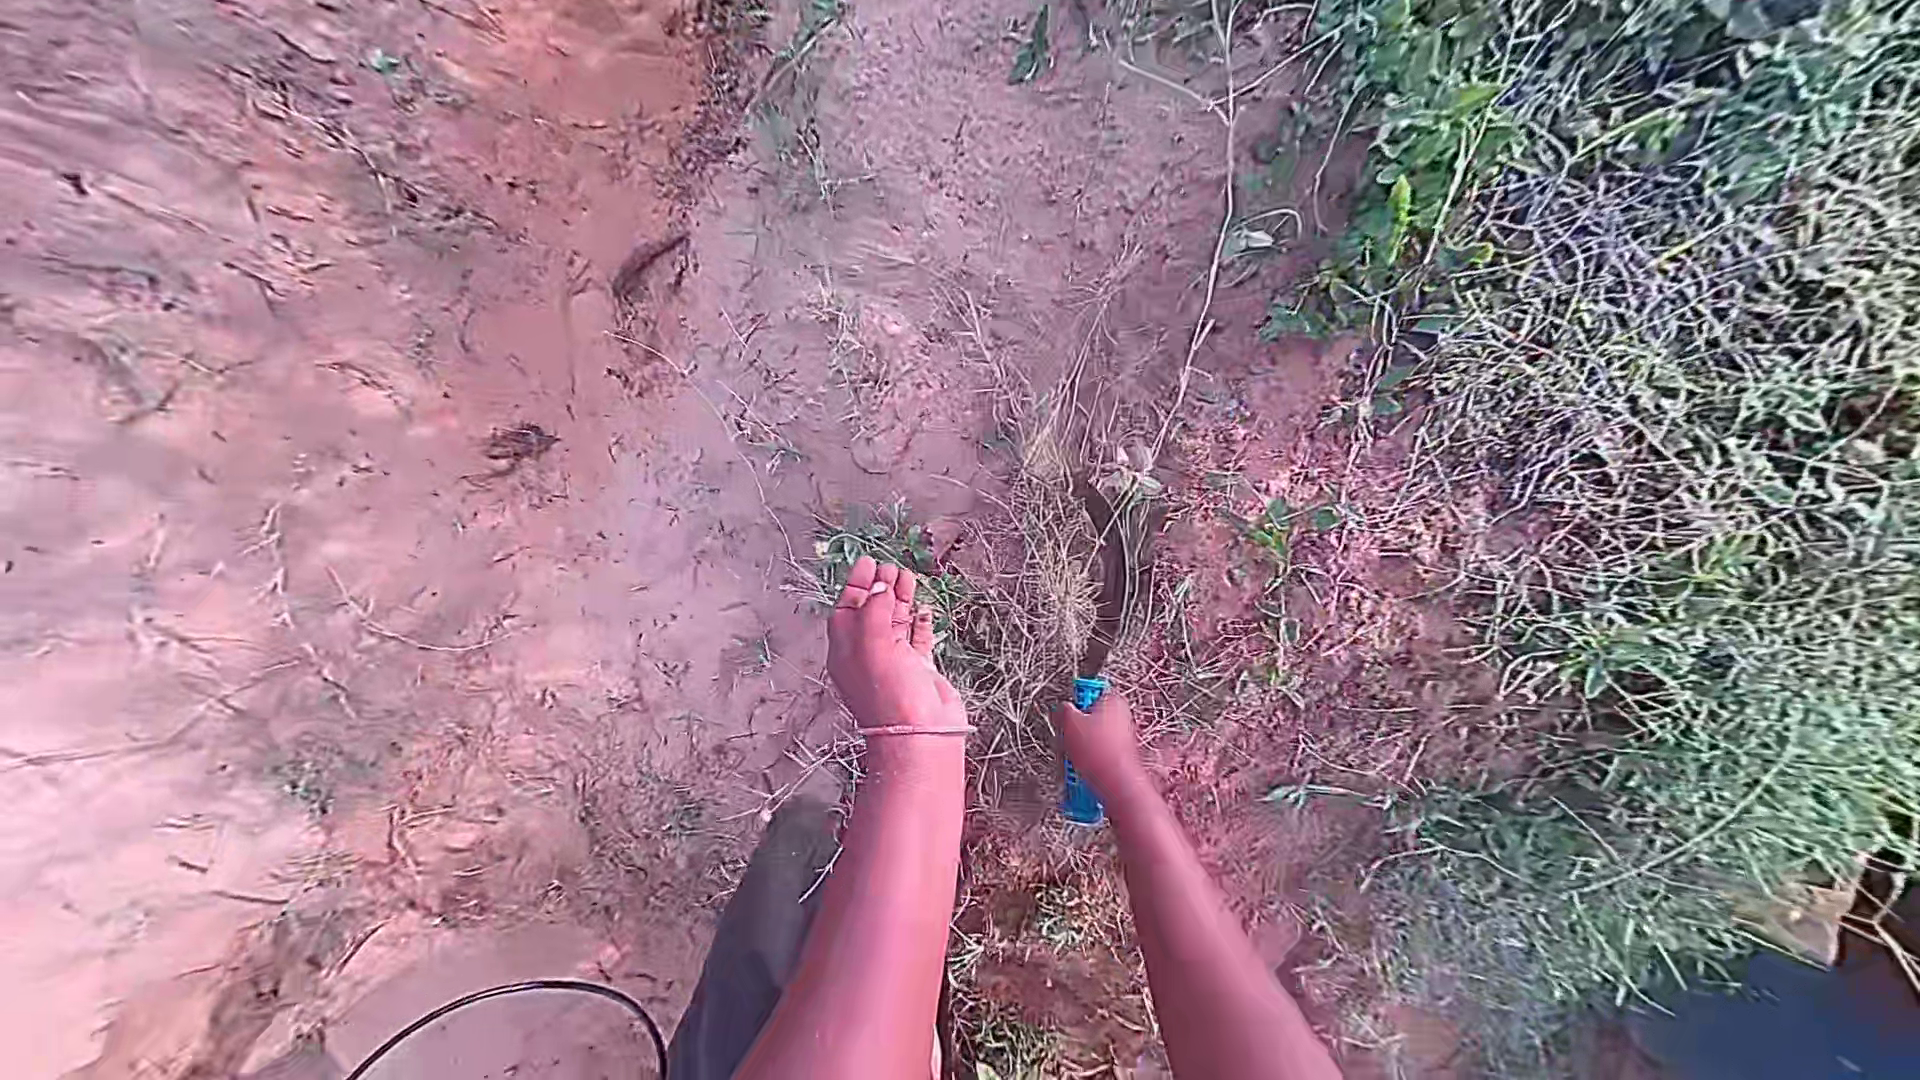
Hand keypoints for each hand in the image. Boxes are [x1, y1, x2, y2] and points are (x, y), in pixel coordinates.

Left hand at [827, 555, 965, 730]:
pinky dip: (921, 622)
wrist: (920, 734)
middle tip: (891, 568)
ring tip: (908, 578)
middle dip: (881, 587)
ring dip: (901, 599)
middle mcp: (869, 654)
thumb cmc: (889, 695)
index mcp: (847, 650)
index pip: (847, 609)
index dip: (857, 585)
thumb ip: (874, 609)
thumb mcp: (872, 643)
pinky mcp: (918, 669)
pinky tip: (923, 610)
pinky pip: (918, 639)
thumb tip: (880, 588)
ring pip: (895, 621)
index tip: (868, 563)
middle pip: (872, 611)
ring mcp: (895, 662)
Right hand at [1060, 690, 1149, 800]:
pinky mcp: (1122, 759)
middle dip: (1077, 729)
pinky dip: (1090, 761)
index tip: (1068, 712)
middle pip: (1092, 718)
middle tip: (1068, 736)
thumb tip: (1061, 709)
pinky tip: (1082, 769)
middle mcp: (1123, 718)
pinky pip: (1100, 756)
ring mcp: (1125, 740)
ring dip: (1082, 747)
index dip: (1076, 704)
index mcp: (1114, 700)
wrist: (1116, 785)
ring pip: (1094, 739)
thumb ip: (1063, 710)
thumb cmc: (1099, 752)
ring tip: (1074, 756)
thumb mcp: (1068, 722)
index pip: (1091, 693)